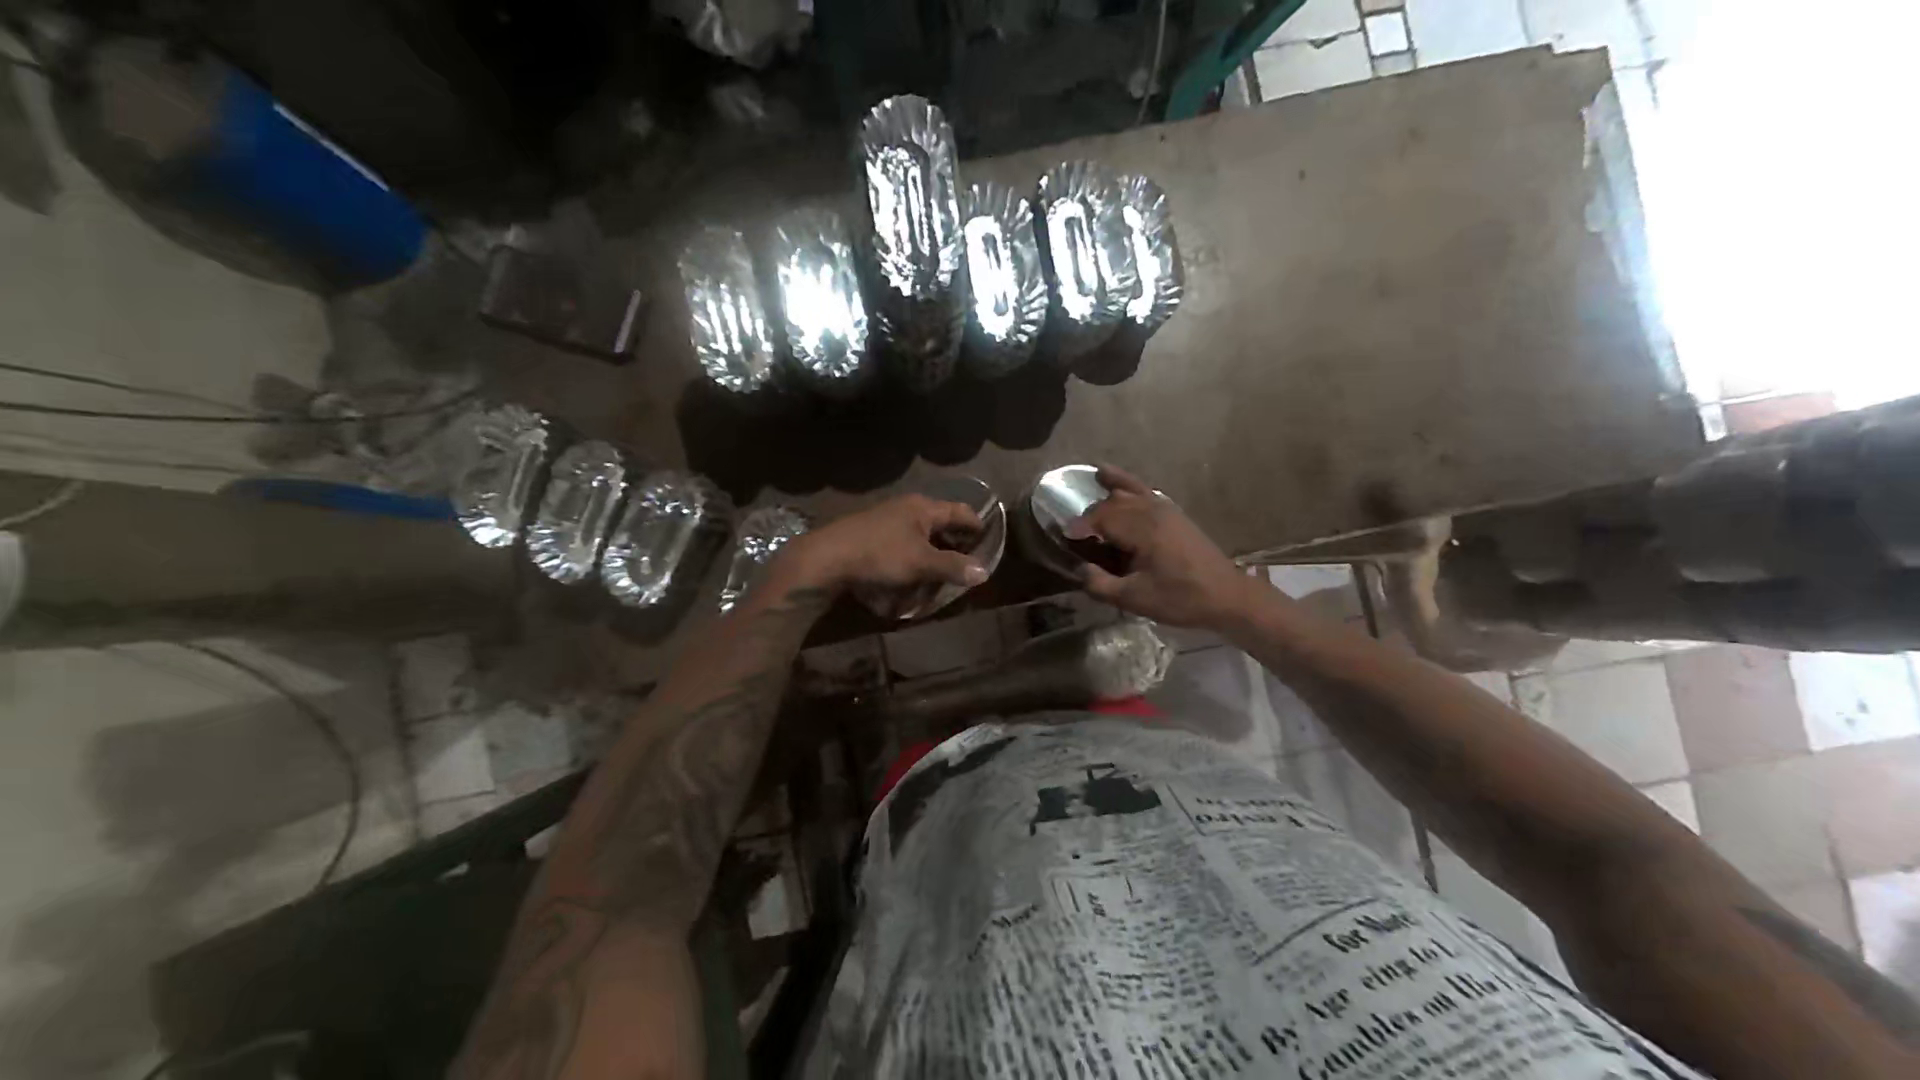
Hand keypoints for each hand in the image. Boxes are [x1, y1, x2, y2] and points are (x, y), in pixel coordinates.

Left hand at [775, 494, 989, 594]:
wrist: (826, 558)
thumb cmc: (880, 555)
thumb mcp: (921, 563)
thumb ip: (953, 567)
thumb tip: (984, 571)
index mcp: (923, 508)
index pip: (961, 512)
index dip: (977, 526)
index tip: (989, 542)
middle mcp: (906, 508)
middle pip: (939, 524)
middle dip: (954, 545)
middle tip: (966, 564)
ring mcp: (885, 521)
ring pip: (918, 536)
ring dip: (931, 555)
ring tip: (940, 576)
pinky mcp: (869, 536)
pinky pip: (899, 547)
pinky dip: (910, 560)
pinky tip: (908, 579)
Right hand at [1068, 465, 1258, 628]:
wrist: (1226, 596)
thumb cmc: (1180, 598)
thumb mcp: (1134, 599)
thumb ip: (1100, 584)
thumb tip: (1080, 570)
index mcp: (1142, 529)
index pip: (1101, 518)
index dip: (1080, 526)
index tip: (1066, 537)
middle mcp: (1152, 511)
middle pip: (1113, 503)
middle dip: (1092, 513)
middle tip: (1078, 530)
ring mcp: (1166, 509)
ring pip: (1130, 491)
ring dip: (1110, 489)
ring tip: (1095, 477)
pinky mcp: (1175, 514)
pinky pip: (1146, 491)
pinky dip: (1130, 484)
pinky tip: (1121, 484)